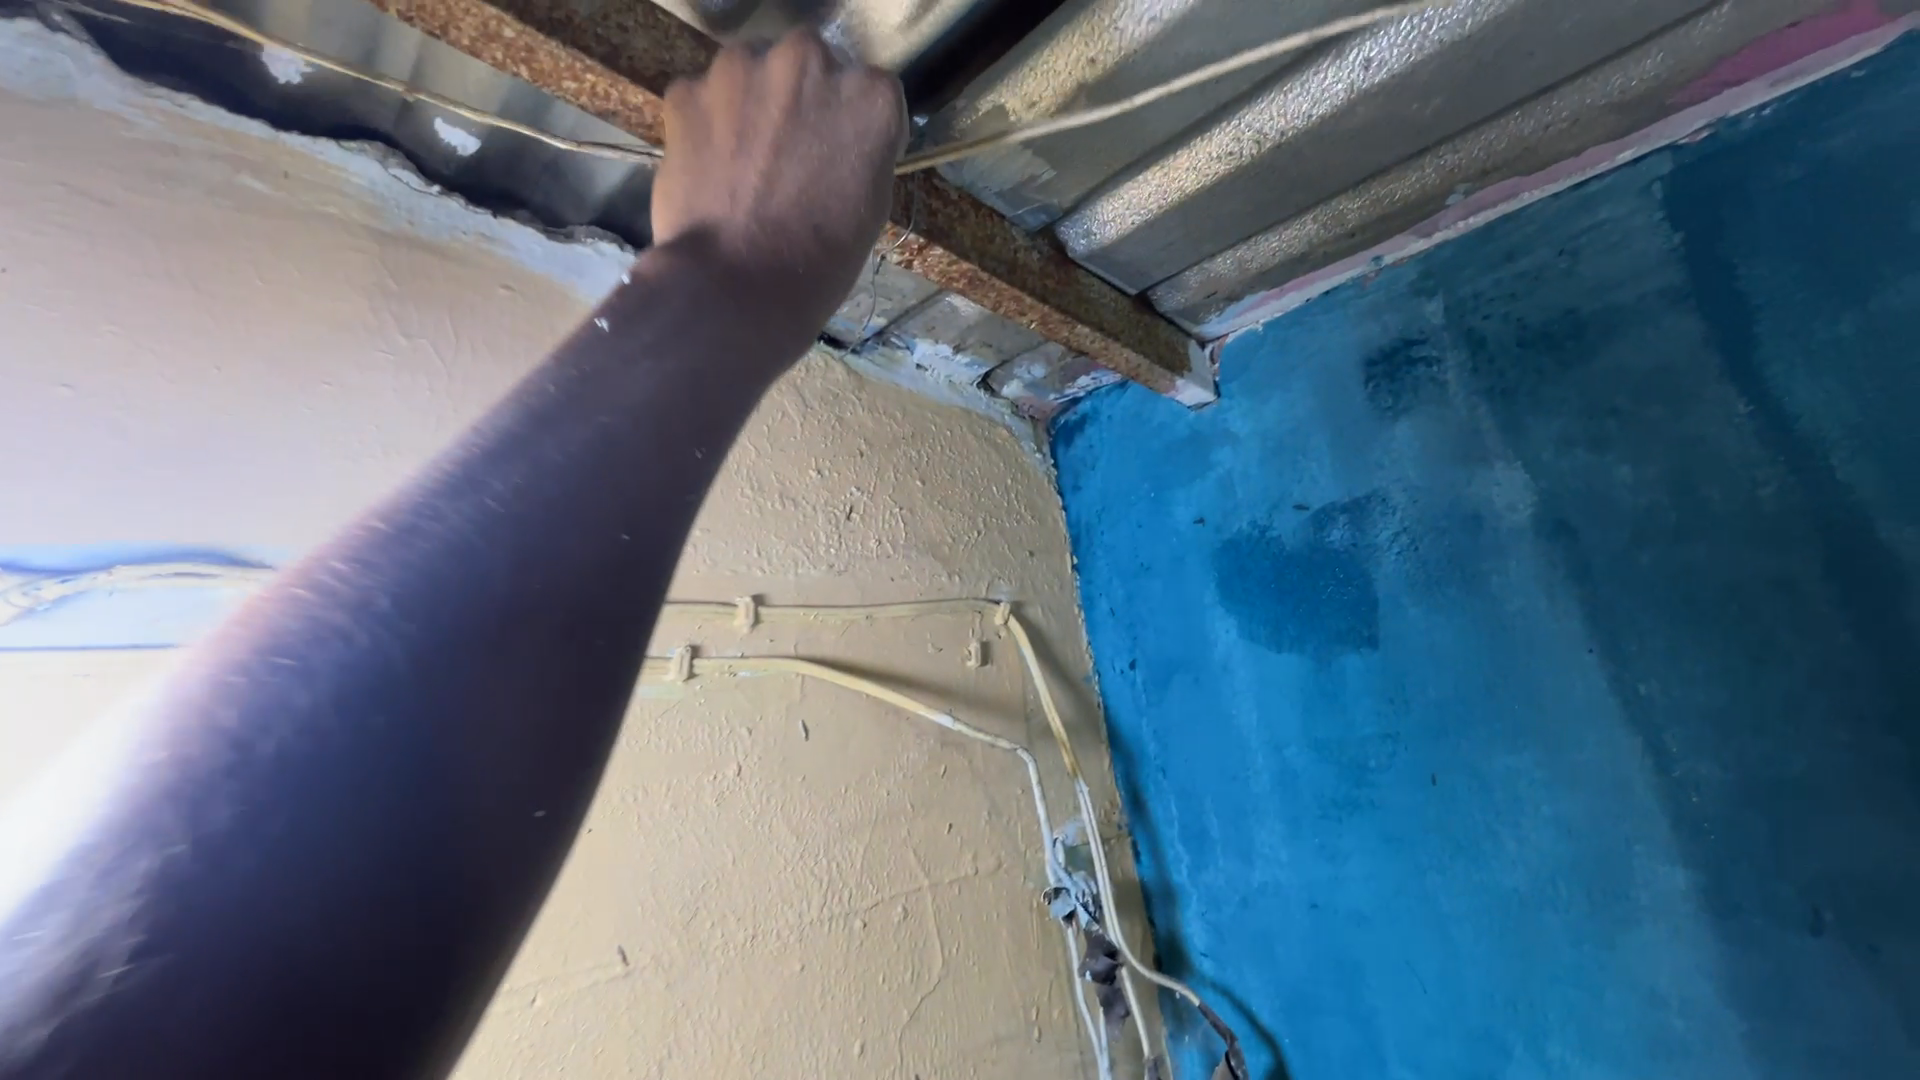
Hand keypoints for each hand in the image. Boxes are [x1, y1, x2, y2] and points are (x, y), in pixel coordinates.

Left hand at [651, 29, 906, 338]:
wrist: (737, 289)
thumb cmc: (819, 265)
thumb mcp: (869, 208)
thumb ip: (861, 153)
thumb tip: (840, 142)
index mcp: (870, 97)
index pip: (872, 95)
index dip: (856, 131)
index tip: (844, 163)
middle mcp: (809, 61)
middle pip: (810, 68)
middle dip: (803, 104)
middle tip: (793, 161)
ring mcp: (741, 69)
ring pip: (752, 75)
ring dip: (753, 108)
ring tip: (748, 171)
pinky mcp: (687, 91)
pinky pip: (704, 100)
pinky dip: (708, 128)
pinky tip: (714, 176)